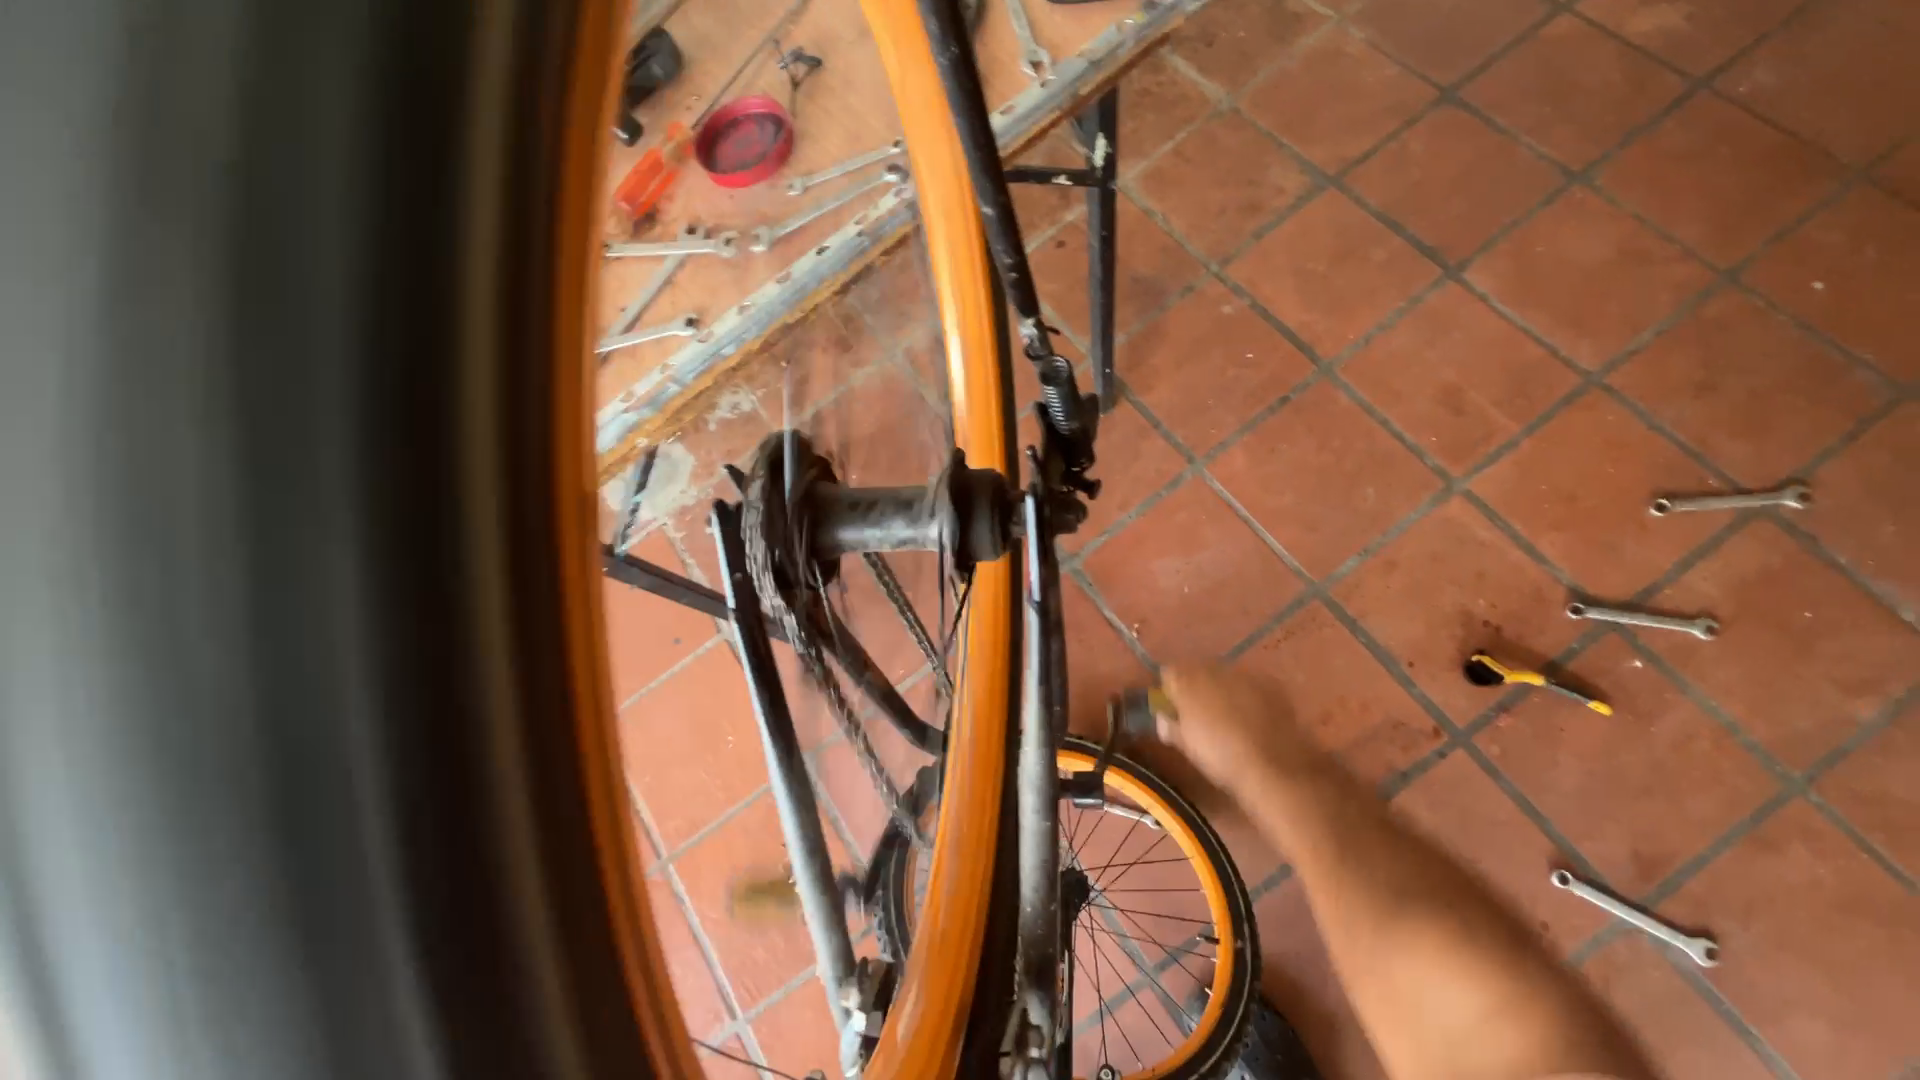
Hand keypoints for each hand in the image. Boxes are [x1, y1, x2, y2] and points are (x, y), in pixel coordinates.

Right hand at [1154, 664, 1325, 794]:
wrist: (1272, 767)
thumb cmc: (1220, 758)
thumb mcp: (1186, 747)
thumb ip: (1170, 726)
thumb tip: (1163, 717)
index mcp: (1187, 683)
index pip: (1168, 673)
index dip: (1169, 689)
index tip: (1173, 707)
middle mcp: (1214, 670)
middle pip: (1197, 669)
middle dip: (1196, 686)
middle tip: (1199, 711)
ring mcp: (1244, 675)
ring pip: (1225, 675)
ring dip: (1222, 689)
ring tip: (1229, 715)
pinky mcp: (1270, 684)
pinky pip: (1250, 684)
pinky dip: (1247, 695)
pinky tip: (1253, 716)